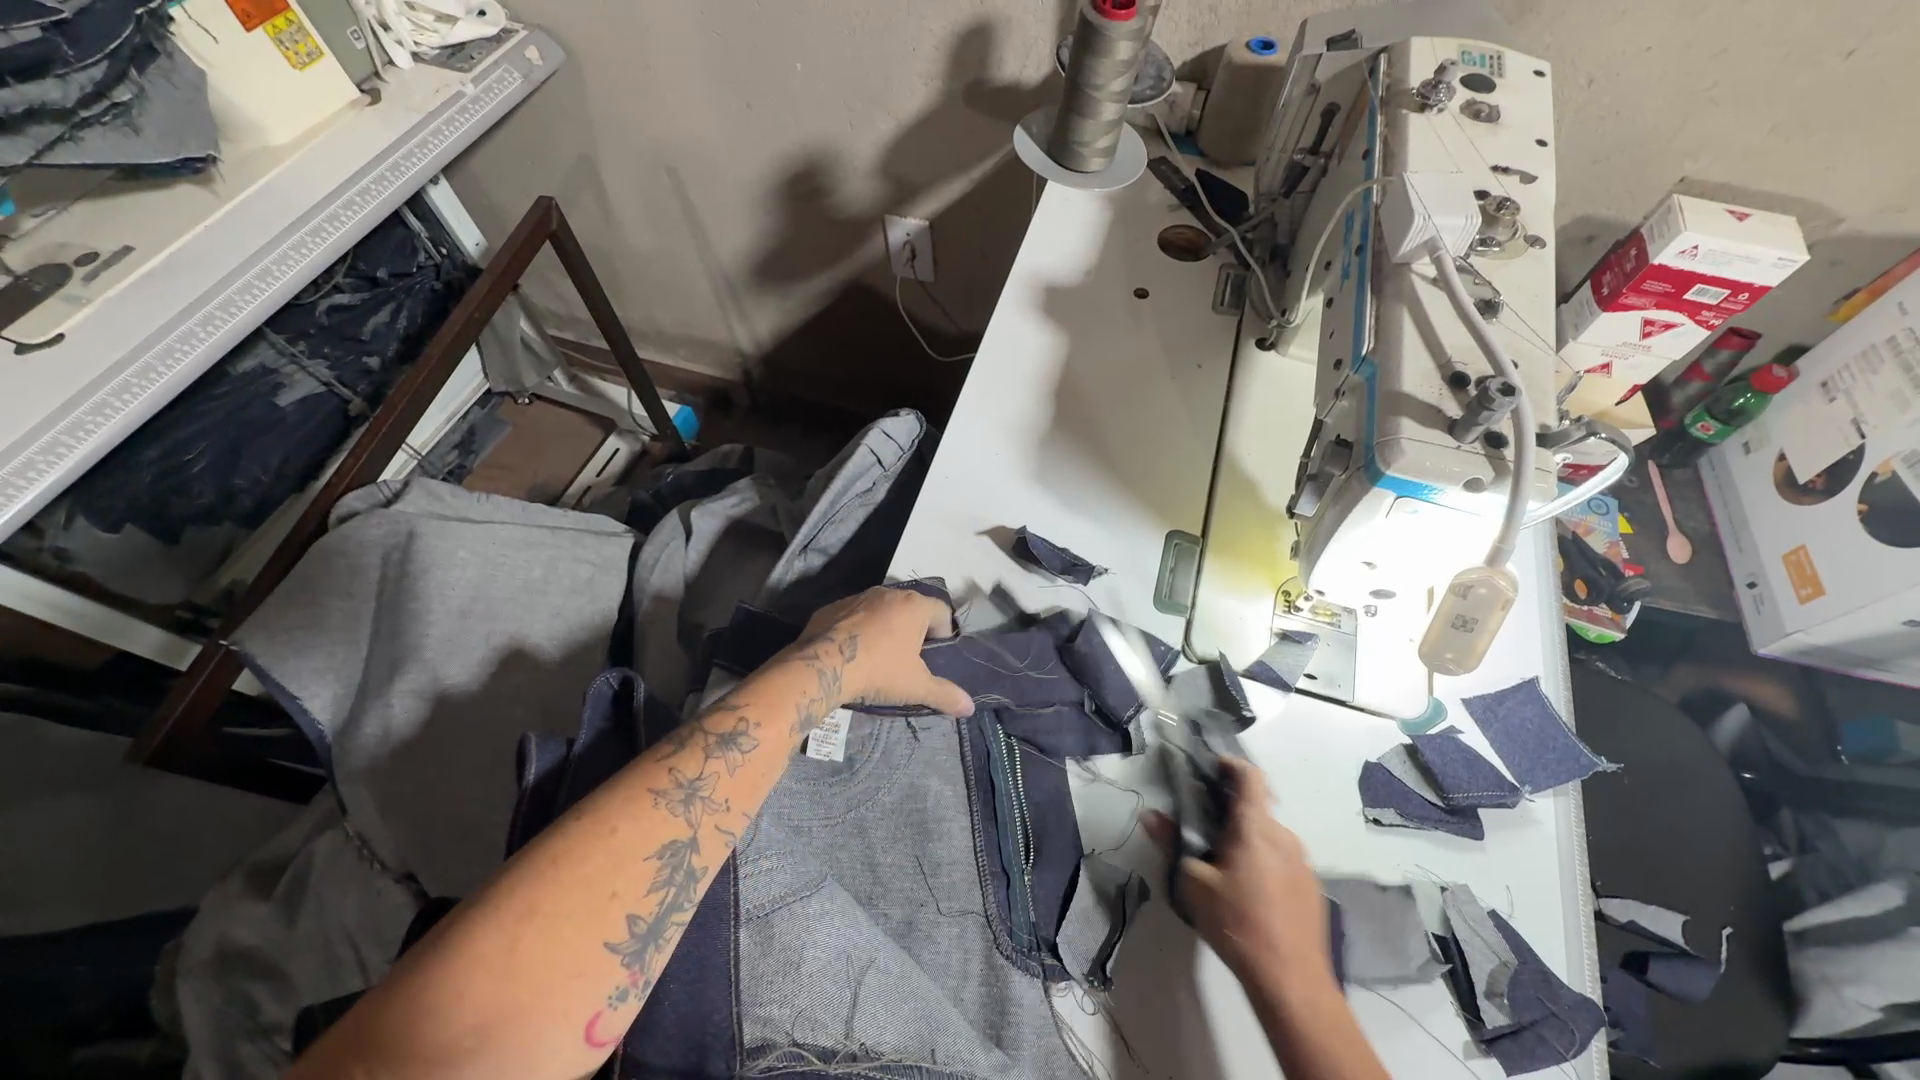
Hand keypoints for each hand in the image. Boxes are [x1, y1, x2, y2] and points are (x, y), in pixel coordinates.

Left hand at [791, 587, 973, 716]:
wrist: (822, 669)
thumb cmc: (878, 672)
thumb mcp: (916, 687)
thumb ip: (946, 694)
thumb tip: (969, 707)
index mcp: (914, 606)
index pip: (942, 612)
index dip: (943, 635)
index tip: (933, 657)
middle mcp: (887, 594)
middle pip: (911, 608)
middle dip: (913, 630)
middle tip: (908, 659)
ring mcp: (857, 597)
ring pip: (881, 610)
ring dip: (885, 627)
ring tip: (879, 656)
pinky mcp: (832, 607)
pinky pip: (854, 615)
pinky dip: (858, 629)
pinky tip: (852, 652)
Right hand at [1143, 759, 1334, 993]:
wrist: (1291, 979)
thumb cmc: (1236, 923)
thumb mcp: (1193, 884)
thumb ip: (1172, 843)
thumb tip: (1151, 816)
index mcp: (1256, 828)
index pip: (1250, 777)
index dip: (1231, 765)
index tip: (1211, 767)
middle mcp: (1284, 836)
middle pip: (1257, 810)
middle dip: (1231, 814)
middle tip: (1204, 831)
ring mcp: (1303, 862)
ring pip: (1269, 839)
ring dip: (1248, 842)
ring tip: (1224, 868)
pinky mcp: (1312, 887)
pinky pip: (1283, 861)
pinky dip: (1264, 864)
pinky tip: (1249, 894)